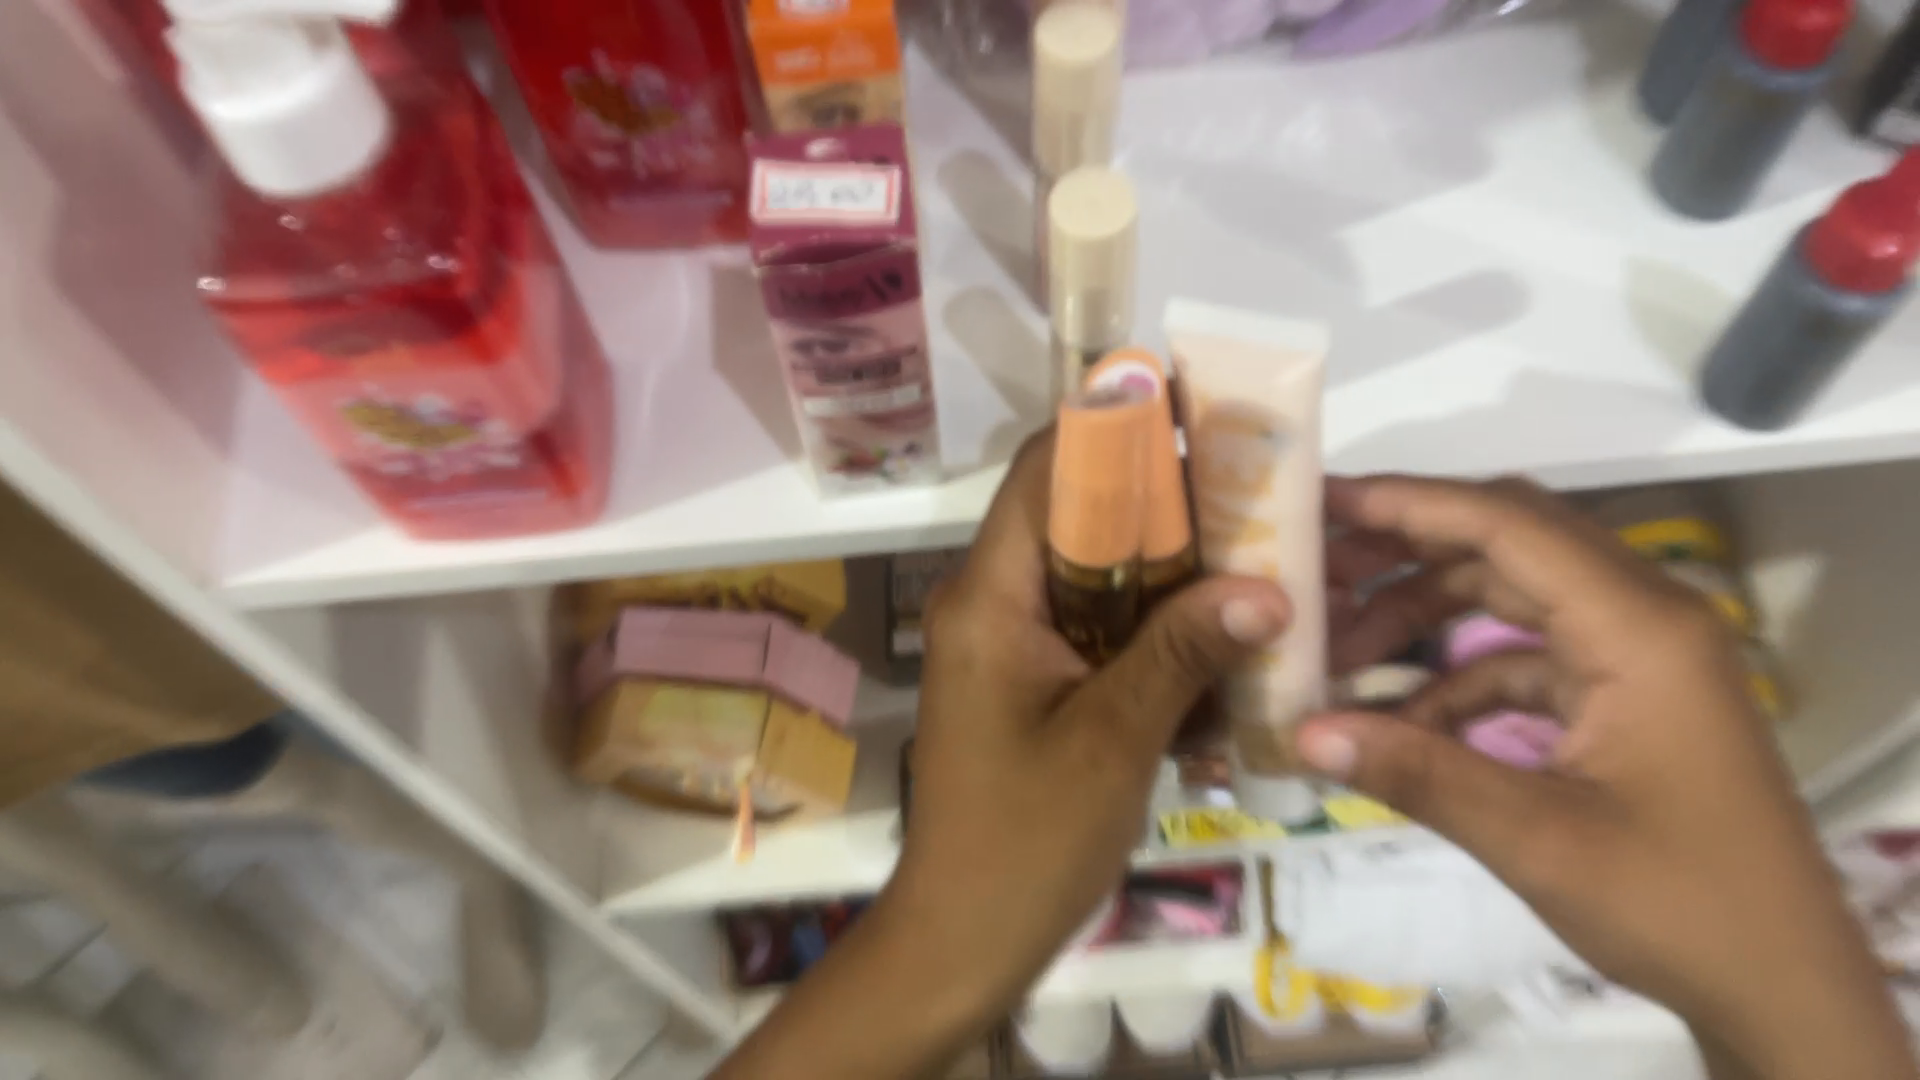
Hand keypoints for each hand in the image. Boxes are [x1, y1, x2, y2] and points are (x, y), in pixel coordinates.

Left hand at [887, 431, 1290, 1009]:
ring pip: (1089, 574)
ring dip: (1162, 571)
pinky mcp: (1027, 679)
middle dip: (1159, 506)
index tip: (1192, 413)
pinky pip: (1090, 628)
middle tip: (1248, 499)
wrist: (964, 932)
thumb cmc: (1025, 839)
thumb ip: (1183, 653)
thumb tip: (1269, 588)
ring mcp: (1007, 642)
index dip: (1112, 430)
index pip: (1045, 473)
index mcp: (990, 595)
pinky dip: (1145, 628)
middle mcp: (990, 601)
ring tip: (1248, 562)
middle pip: (1074, 517)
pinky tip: (1210, 644)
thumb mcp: (1113, 739)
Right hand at [1300, 476, 1912, 1079]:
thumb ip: (1414, 773)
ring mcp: (1630, 657)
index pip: (1506, 525)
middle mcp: (1639, 619)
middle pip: (1504, 541)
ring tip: (1340, 645)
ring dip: (1419, 611)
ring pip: (1504, 593)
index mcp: (1636, 629)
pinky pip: (1515, 656)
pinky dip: (1450, 674)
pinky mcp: (1617, 695)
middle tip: (1317, 562)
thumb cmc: (1682, 905)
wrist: (1785, 993)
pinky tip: (1399, 719)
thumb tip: (1301, 734)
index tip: (1322, 504)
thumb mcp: (1536, 838)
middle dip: (1403, 545)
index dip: (1408, 503)